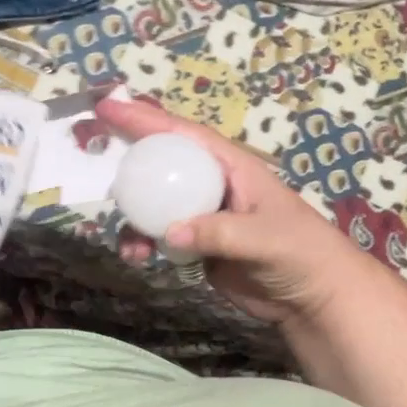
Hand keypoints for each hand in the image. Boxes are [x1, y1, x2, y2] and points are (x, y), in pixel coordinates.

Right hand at [98, 98, 369, 327]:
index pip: (183, 134)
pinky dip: (143, 242)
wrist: (314, 300)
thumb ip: (219, 233)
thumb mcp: (266, 238)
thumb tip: (169, 232)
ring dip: (133, 214)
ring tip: (127, 239)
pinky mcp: (196, 244)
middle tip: (91, 153)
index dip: (146, 118)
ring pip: (155, 201)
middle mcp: (212, 184)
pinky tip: (138, 257)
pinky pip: (158, 235)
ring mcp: (202, 214)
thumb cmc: (301, 254)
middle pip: (162, 162)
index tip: (108, 105)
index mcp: (232, 166)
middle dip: (128, 158)